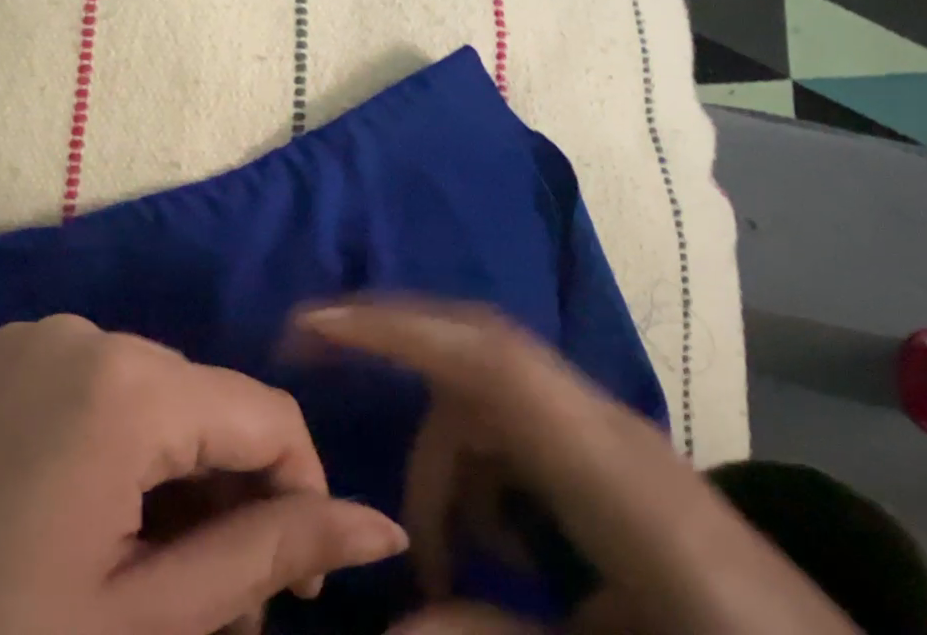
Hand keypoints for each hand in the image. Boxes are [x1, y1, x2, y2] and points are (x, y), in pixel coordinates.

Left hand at [0, 315, 408, 634]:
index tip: (292, 589)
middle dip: (227, 496)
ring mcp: (16, 341)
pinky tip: (81, 524)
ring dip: (169, 478)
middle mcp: (75, 332)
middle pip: (201, 402)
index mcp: (125, 381)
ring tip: (145, 573)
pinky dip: (108, 450)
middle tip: (214, 606)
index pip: (267, 415)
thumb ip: (267, 555)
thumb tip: (378, 525)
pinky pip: (79, 390)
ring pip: (143, 396)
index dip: (301, 497)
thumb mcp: (146, 624)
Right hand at [295, 301, 859, 634]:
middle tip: (317, 384)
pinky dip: (480, 483)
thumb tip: (393, 623)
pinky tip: (496, 557)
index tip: (310, 322)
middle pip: (471, 365)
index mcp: (610, 471)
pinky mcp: (616, 467)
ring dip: (441, 468)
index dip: (394, 329)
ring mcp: (612, 444)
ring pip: (488, 405)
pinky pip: (517, 439)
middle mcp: (605, 432)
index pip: (487, 362)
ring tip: (437, 565)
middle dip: (391, 367)